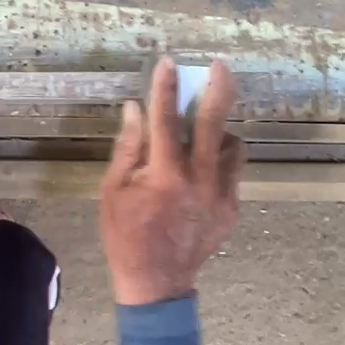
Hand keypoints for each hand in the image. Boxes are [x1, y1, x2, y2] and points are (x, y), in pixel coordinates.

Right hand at [98, 58, 243, 305]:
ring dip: (220, 128)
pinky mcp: (232, 209)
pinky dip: (219, 157)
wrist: (157, 284)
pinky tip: (203, 161)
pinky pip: (232, 171)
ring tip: (205, 125)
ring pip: (233, 146)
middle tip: (220, 65)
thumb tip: (135, 108)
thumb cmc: (125, 234)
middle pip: (215, 123)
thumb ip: (128, 146)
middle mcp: (199, 181)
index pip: (166, 119)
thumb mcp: (112, 189)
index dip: (166, 87)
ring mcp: (221, 196)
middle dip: (218, 89)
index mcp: (165, 176)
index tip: (169, 61)